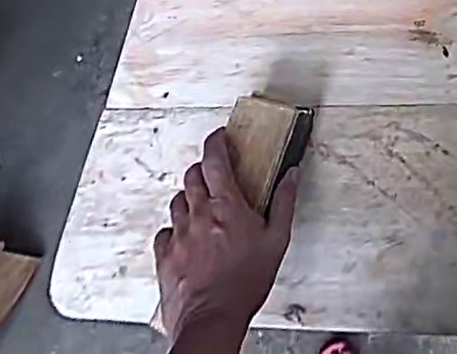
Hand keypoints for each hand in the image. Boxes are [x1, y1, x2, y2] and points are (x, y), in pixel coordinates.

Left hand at [152, 128, 299, 340]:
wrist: (211, 321)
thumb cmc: (244, 282)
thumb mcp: (277, 239)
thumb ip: (285, 202)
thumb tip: (292, 176)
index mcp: (226, 205)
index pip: (214, 159)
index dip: (216, 142)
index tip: (220, 136)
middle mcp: (198, 215)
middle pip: (192, 176)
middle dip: (203, 167)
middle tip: (215, 170)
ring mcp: (179, 236)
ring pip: (177, 201)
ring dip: (190, 196)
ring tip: (203, 203)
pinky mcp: (164, 258)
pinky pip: (164, 232)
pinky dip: (174, 227)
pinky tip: (186, 234)